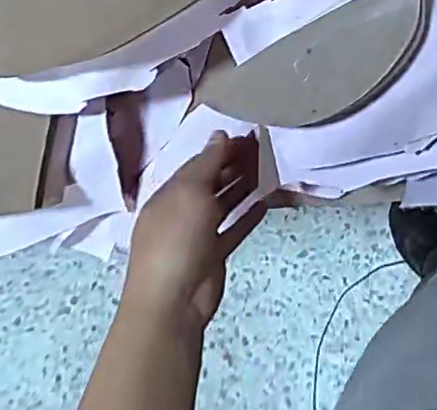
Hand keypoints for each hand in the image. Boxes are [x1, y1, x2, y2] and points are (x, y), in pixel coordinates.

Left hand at [120, 132, 265, 329]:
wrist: (171, 303)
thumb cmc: (177, 238)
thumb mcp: (190, 191)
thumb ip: (208, 162)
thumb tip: (220, 133)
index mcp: (169, 194)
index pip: (198, 164)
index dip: (222, 149)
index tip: (248, 137)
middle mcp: (182, 211)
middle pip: (211, 181)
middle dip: (234, 165)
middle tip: (263, 150)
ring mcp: (197, 235)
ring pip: (223, 203)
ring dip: (242, 186)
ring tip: (267, 170)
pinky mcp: (213, 255)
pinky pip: (233, 228)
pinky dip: (247, 216)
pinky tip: (265, 203)